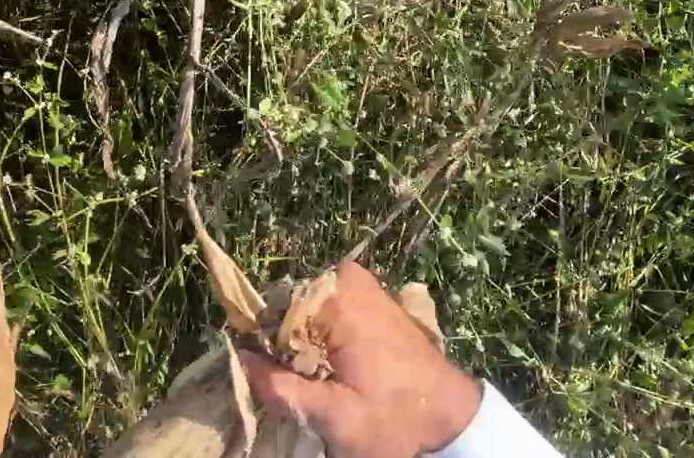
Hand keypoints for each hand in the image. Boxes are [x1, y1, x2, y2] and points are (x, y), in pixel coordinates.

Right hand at [240, 259, 479, 457]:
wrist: (452, 417)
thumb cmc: (395, 418)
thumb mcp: (336, 417)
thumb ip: (283, 389)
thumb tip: (241, 359)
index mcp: (335, 298)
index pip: (274, 311)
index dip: (269, 346)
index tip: (279, 377)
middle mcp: (344, 275)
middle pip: (290, 304)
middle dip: (288, 341)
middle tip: (308, 379)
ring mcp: (359, 279)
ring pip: (307, 304)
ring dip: (306, 336)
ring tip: (325, 374)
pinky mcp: (370, 290)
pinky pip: (327, 302)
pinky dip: (324, 328)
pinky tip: (339, 361)